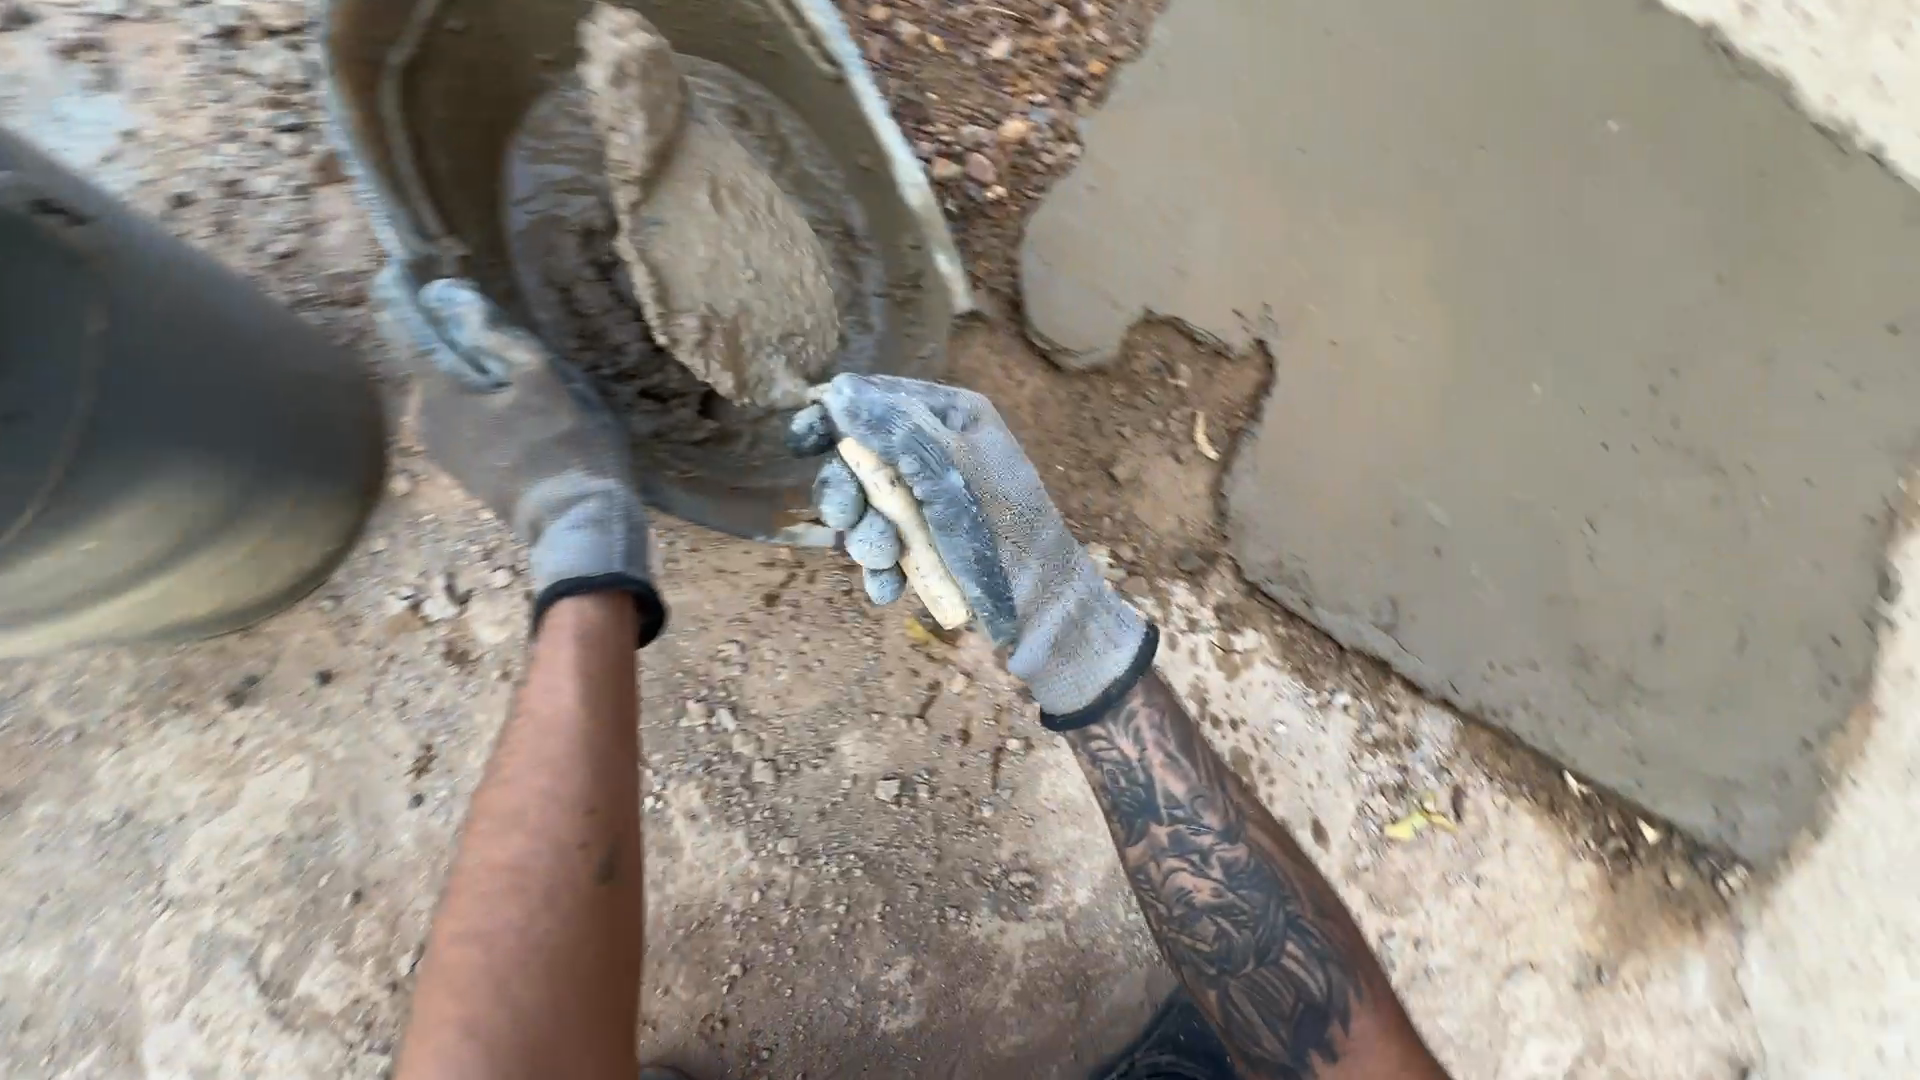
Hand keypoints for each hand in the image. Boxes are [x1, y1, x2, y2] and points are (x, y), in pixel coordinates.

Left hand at [406, 278, 662, 645]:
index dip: (402, 291)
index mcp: (437, 389)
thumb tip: (446, 295)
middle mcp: (424, 417)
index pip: (404, 324)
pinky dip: (486, 402)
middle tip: (496, 325)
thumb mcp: (544, 379)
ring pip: (453, 391)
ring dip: (477, 374)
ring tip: (521, 370)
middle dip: (457, 338)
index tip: (405, 263)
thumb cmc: (567, 445)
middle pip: (432, 359)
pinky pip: (468, 418)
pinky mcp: (468, 471)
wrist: (577, 522)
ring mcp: (443, 449)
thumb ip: (495, 334)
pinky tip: (523, 408)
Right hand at [792, 375, 1154, 724]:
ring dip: (867, 538)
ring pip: (867, 508)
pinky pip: (883, 547)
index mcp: (952, 420)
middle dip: (850, 493)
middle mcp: (937, 454)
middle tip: (847, 517)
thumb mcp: (950, 475)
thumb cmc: (1006, 535)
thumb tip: (838, 390)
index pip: (880, 401)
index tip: (803, 442)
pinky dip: (881, 570)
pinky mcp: (926, 545)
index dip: (837, 418)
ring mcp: (931, 503)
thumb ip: (895, 431)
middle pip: (862, 459)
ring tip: (886, 560)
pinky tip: (891, 589)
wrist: (1043, 611)